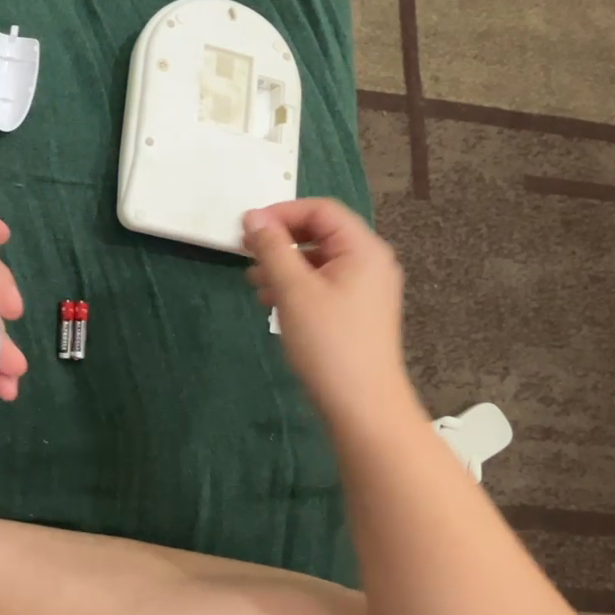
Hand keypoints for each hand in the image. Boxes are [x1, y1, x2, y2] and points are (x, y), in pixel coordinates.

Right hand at [243, 199, 416, 425]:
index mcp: (363, 249)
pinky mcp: (355, 311)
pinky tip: (272, 303)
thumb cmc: (328, 343)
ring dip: (283, 264)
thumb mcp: (293, 290)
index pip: (320, 210)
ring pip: (317, 260)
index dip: (280, 213)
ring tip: (254, 283)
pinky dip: (294, 285)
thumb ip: (272, 248)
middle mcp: (369, 262)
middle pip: (320, 232)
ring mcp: (364, 288)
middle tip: (244, 254)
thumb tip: (253, 217)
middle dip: (280, 240)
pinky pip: (321, 283)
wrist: (361, 404)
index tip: (245, 229)